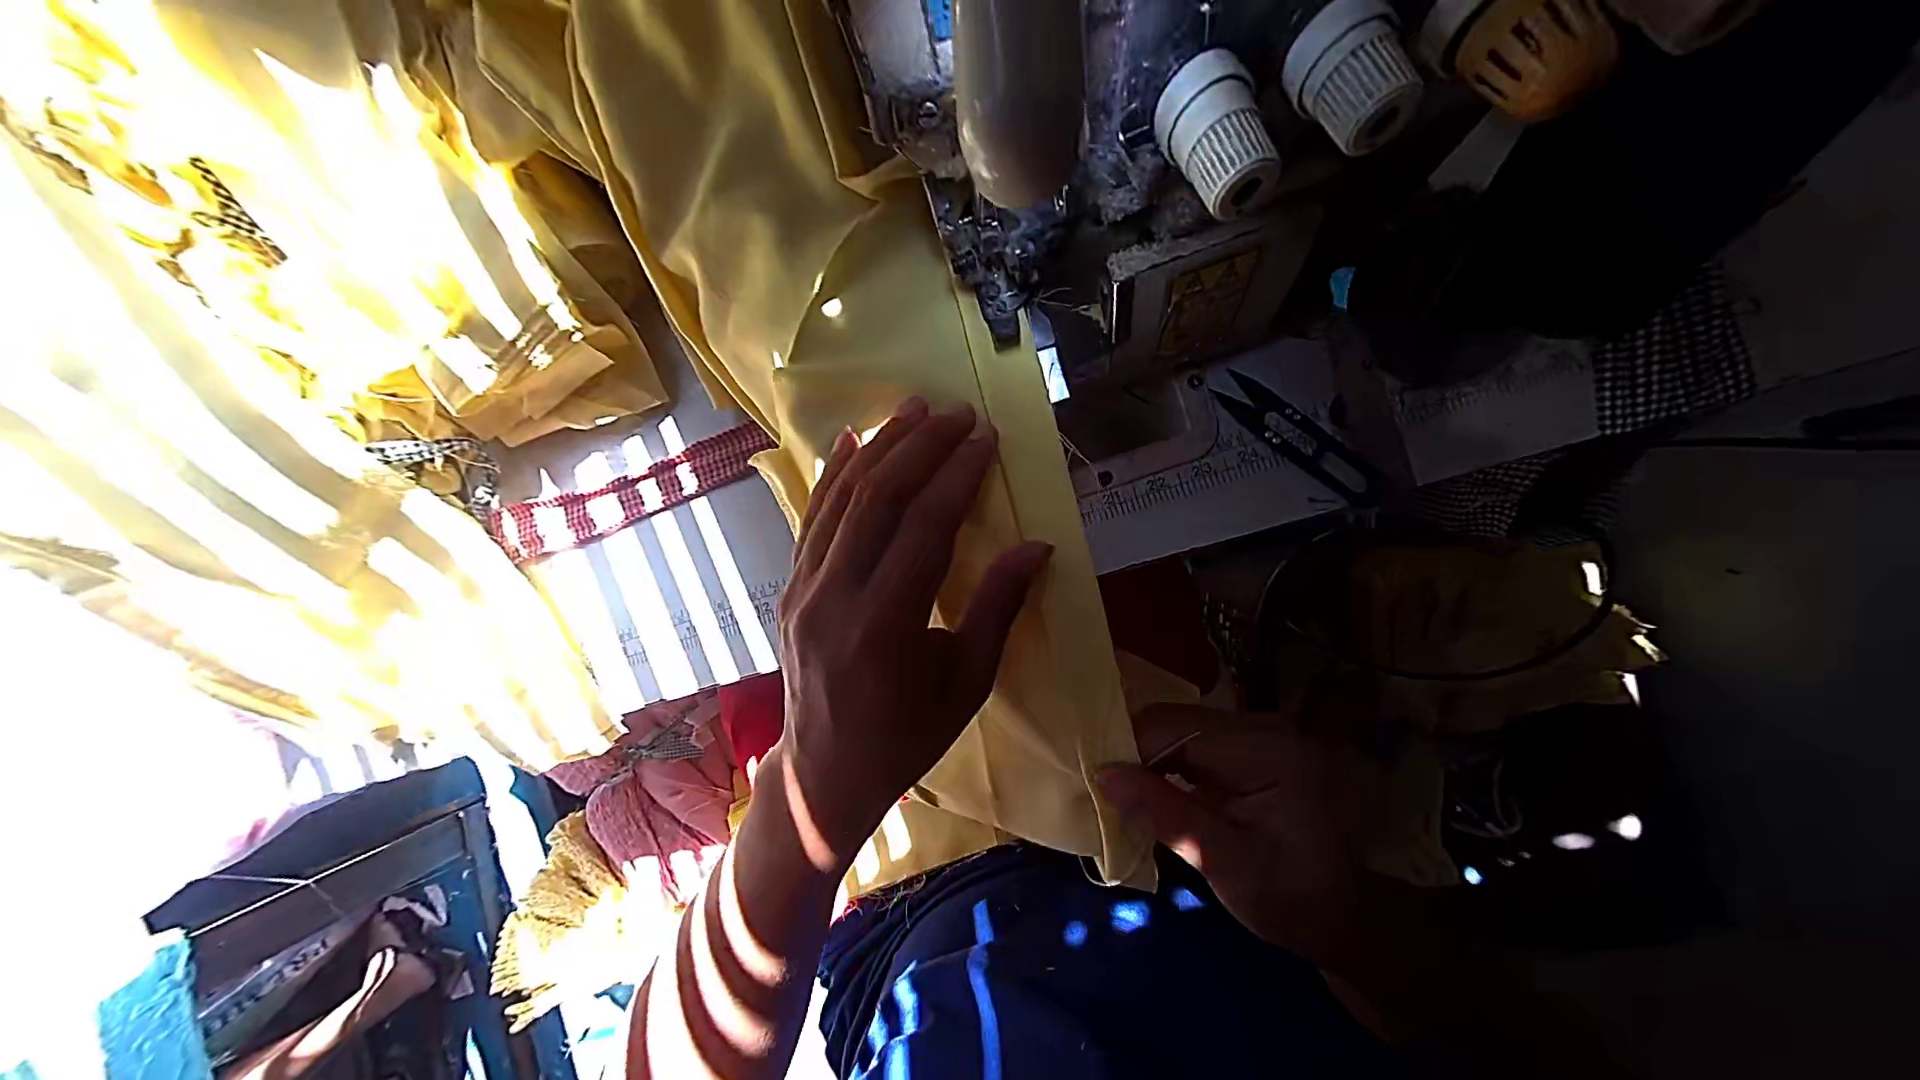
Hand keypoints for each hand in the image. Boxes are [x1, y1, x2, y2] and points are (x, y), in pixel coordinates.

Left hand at [777, 396, 1050, 867]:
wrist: (822, 773)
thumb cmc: (905, 738)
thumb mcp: (966, 685)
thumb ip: (997, 610)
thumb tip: (1036, 547)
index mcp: (883, 629)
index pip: (924, 529)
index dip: (958, 476)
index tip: (985, 438)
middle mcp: (833, 599)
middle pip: (878, 500)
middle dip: (922, 447)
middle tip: (957, 413)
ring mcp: (801, 590)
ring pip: (840, 500)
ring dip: (880, 448)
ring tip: (914, 410)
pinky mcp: (788, 588)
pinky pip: (812, 518)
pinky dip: (834, 475)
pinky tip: (852, 441)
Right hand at [1098, 704, 1361, 968]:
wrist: (1343, 918)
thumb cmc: (1292, 900)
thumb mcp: (1224, 865)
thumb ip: (1164, 814)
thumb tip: (1103, 775)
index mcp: (1268, 750)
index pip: (1176, 729)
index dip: (1129, 749)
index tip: (1097, 783)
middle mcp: (1264, 726)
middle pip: (1175, 720)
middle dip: (1134, 752)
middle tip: (1103, 789)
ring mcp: (1258, 733)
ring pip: (1177, 727)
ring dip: (1145, 757)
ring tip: (1119, 789)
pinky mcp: (1248, 746)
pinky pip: (1190, 740)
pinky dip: (1164, 762)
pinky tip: (1149, 787)